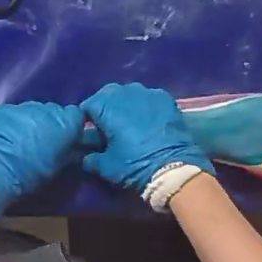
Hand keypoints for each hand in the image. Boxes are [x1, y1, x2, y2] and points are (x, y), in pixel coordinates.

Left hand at [0, 101, 86, 218]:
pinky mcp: (4, 109)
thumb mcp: (58, 167)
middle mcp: (46, 109)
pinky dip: (14, 122)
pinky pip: (15, 113)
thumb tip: (74, 147)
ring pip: (34, 111)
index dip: (71, 126)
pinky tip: (7, 136)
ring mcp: (24, 106)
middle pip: (54, 111)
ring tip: (23, 139)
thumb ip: (70, 152)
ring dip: (32, 122)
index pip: (76, 115)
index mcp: (64, 123)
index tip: (65, 138)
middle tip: (43, 141)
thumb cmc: (32, 173)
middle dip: (51, 123)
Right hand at [79, 83, 212, 192]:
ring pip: (129, 92)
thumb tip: (85, 157)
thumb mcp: (105, 167)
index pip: (87, 105)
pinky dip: (145, 105)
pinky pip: (149, 97)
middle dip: (105, 106)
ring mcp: (148, 93)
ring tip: (127, 120)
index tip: (88, 130)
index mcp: (106, 107)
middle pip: (108, 93)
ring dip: (125, 103)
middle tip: (107, 125)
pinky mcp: (167, 99)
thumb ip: (90, 159)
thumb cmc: (134, 166)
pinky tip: (148, 119)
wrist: (175, 169)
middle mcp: (125, 93)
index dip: (85, 117)